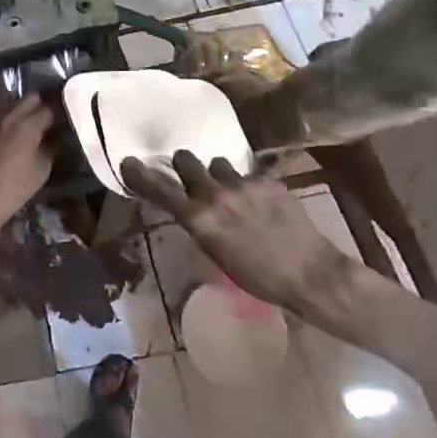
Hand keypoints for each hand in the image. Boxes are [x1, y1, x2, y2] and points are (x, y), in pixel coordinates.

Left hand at [0, 95, 56, 237]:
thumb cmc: (15, 187)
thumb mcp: (43, 168)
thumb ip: (52, 145)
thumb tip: (58, 134)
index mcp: (29, 125)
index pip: (53, 108)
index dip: (64, 111)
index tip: (71, 117)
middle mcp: (11, 114)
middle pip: (33, 97)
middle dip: (45, 104)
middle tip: (54, 117)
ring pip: (15, 99)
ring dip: (27, 106)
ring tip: (36, 119)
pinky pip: (1, 108)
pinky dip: (12, 111)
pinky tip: (18, 124)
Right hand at [121, 151, 353, 314]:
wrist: (308, 273)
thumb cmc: (258, 277)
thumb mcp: (217, 253)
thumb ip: (201, 225)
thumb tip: (194, 210)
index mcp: (199, 219)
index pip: (160, 190)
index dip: (140, 175)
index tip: (129, 163)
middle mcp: (216, 194)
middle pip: (186, 160)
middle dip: (184, 166)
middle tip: (191, 176)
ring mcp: (244, 184)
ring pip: (219, 163)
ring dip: (218, 174)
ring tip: (233, 191)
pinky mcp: (268, 180)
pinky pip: (249, 173)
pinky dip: (249, 184)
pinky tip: (262, 201)